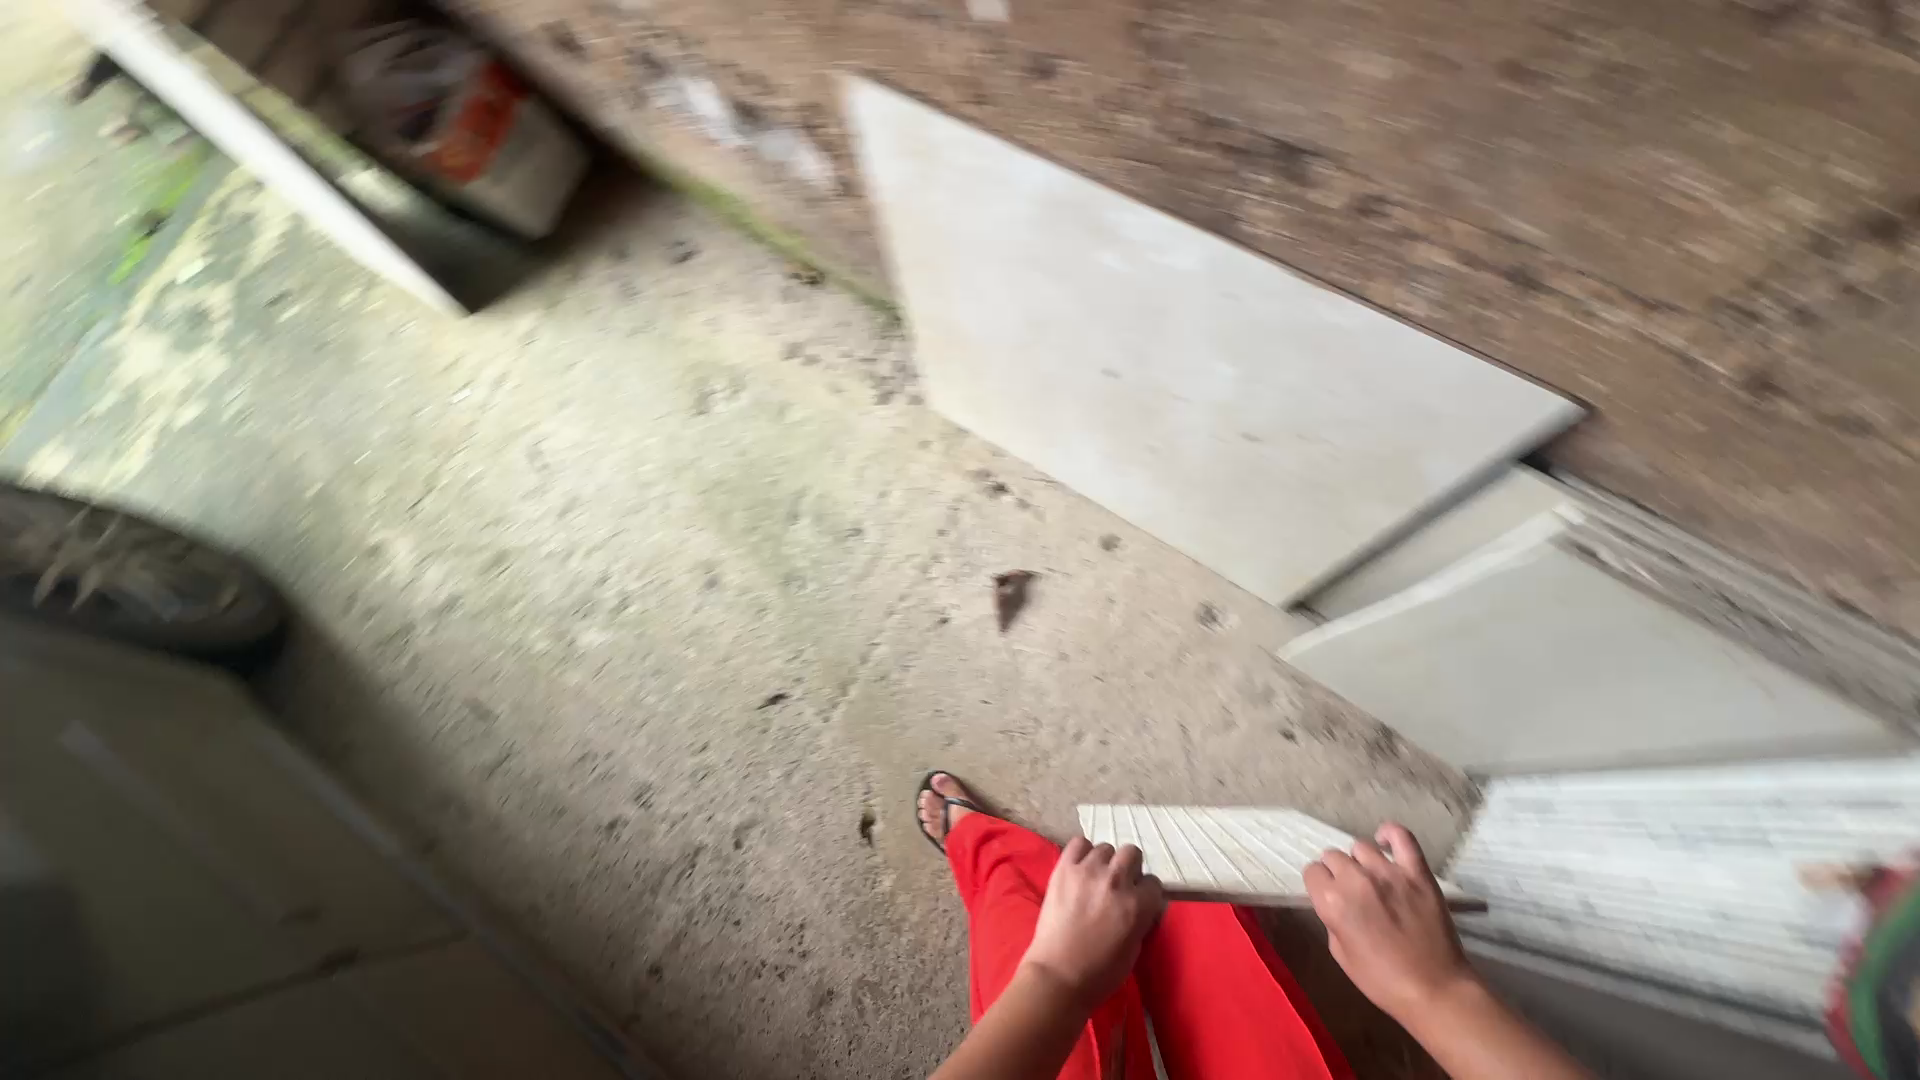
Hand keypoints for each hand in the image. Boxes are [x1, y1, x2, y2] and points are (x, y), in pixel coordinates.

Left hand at [1020, 837, 1165, 1006]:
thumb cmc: (1101, 972)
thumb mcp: (1134, 949)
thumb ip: (1141, 919)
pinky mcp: (1064, 868)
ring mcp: (1088, 871)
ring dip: (1105, 862)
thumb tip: (1142, 904)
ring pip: (1106, 848)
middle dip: (1129, 869)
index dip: (1146, 892)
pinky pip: (1078, 843)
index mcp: (1137, 905)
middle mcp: (1116, 881)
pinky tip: (1080, 867)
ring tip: (1096, 878)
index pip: (1154, 882)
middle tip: (1119, 885)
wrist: (1058, 974)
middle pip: (1132, 853)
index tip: (1139, 900)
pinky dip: (1082, 852)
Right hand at [1304, 822, 1477, 1024]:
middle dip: (1337, 872)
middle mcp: (1355, 880)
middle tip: (1352, 892)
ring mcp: (1388, 873)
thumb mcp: (1340, 954)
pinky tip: (1385, 841)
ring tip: (1372, 878)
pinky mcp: (1417, 874)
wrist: (1436, 991)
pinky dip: (1390, 834)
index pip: (1312, 871)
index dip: (1319, 884)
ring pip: (1360, 847)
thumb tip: (1335, 901)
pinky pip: (1402, 837)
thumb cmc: (1382, 980)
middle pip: (1333, 856)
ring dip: (1360, 861)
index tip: (1329, 896)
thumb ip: (1331, 918)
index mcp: (1332, 901)